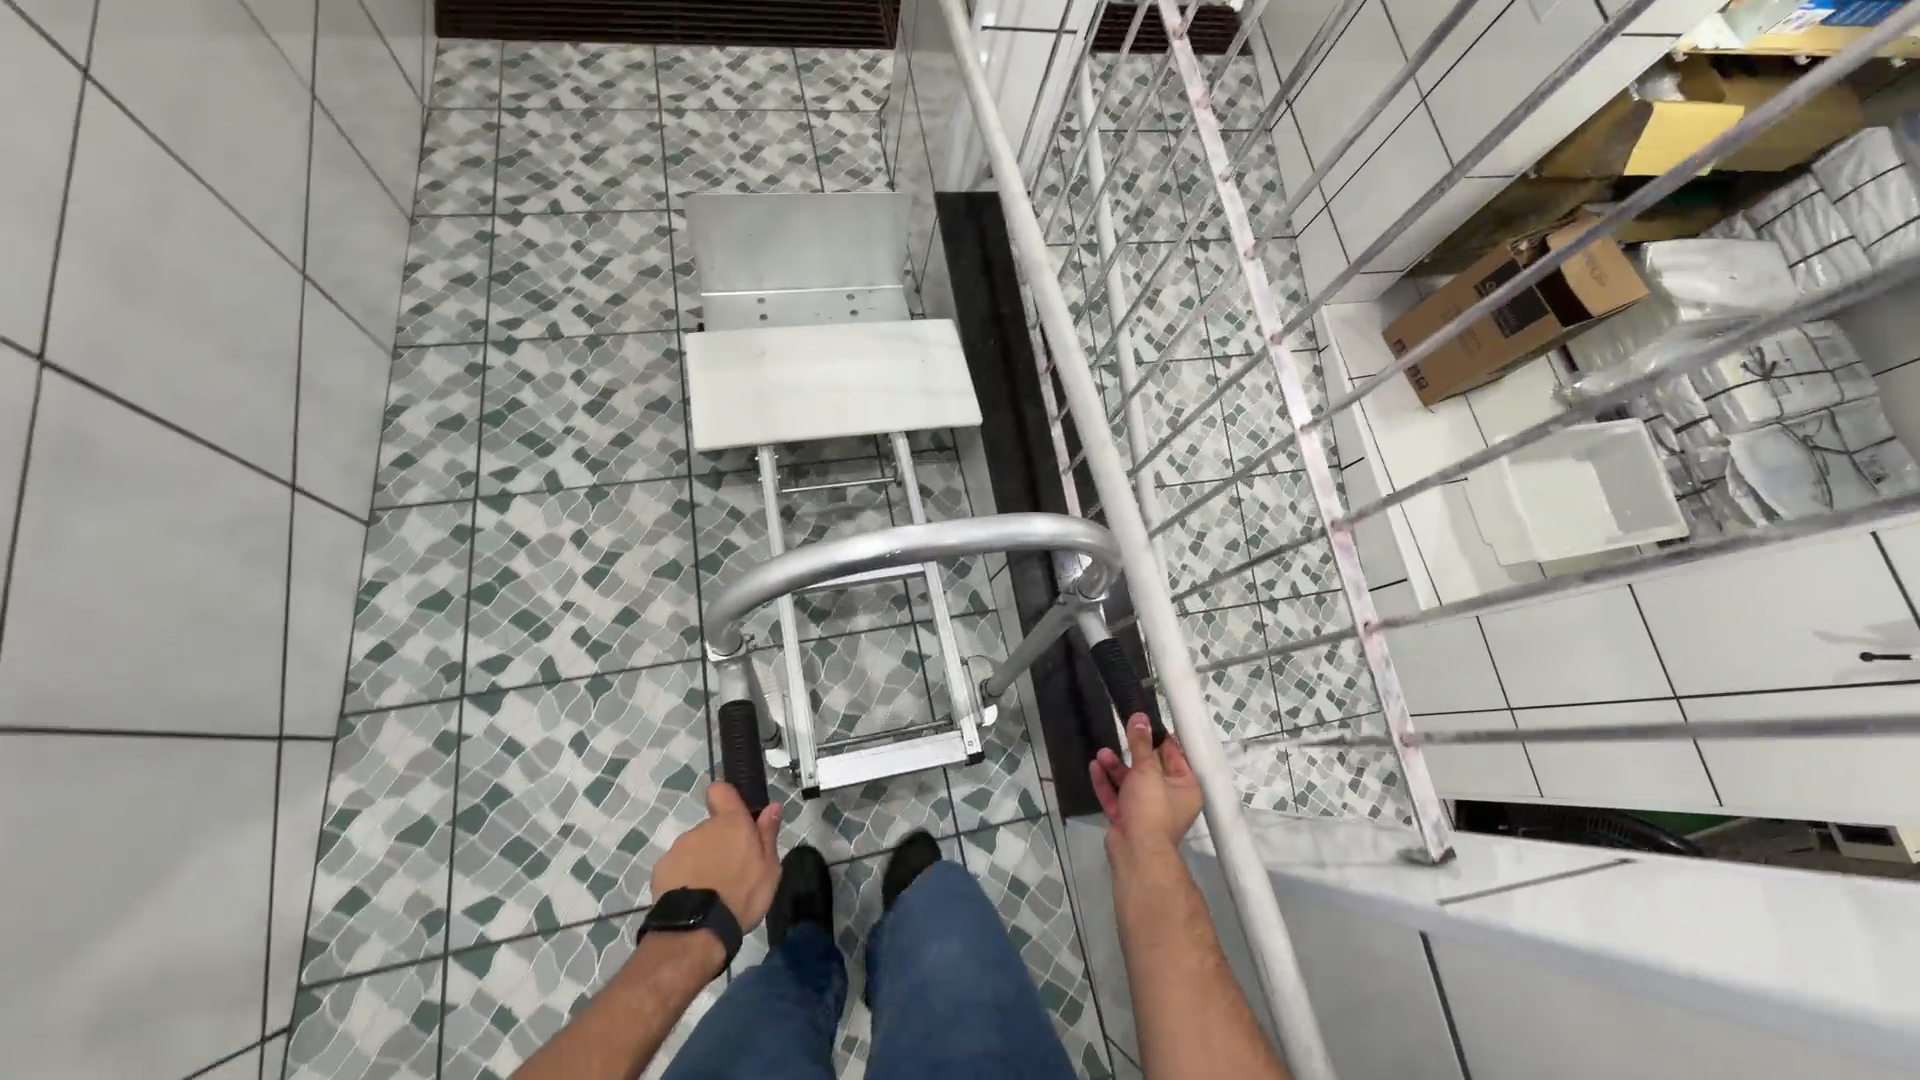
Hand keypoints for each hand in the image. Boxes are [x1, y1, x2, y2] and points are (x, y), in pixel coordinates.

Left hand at [650, 783, 781, 930]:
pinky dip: (684, 878)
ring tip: (711, 891)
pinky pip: (677, 866)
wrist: (698, 929)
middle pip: (711, 828)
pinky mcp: (662, 868)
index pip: (721, 791)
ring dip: (702, 862)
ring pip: (694, 848)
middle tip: (730, 872)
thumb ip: (768, 835)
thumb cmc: (742, 896)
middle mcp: (703, 828)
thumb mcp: (769, 869)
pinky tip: (693, 899)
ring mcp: (679, 847)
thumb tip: (772, 807)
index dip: (726, 798)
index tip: (733, 816)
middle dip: (719, 844)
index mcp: (732, 824)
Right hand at [1090, 713, 1201, 852]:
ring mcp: (1147, 811)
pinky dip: (1107, 783)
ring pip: (1131, 783)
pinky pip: (1118, 797)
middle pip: (1151, 769)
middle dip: (1132, 753)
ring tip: (1101, 753)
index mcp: (1186, 788)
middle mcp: (1169, 799)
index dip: (1160, 738)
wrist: (1136, 852)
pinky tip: (1094, 767)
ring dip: (1116, 768)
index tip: (1144, 721)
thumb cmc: (1151, 808)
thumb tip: (1140, 717)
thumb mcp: (1147, 770)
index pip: (1175, 756)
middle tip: (1120, 732)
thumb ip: (1140, 743)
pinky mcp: (1128, 820)